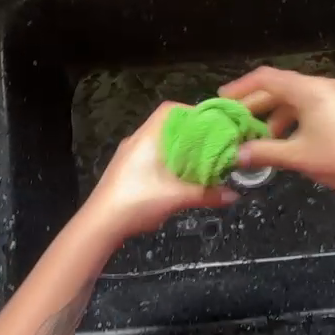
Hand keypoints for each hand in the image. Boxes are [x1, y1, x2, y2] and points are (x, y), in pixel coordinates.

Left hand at [80, 102, 237, 240]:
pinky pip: (150, 157)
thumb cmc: (137, 201)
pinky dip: (166, 162)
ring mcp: (128, 156)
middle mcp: (136, 141)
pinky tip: (178, 178)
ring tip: (199, 162)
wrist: (100, 224)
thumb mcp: (176, 198)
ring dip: (178, 150)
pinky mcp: (124, 171)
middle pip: (166, 126)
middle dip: (190, 134)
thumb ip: (206, 194)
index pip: (170, 110)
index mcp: (147, 137)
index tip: (212, 125)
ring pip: (158, 143)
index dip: (192, 112)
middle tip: (212, 145)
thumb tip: (234, 195)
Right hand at [220, 66, 334, 199]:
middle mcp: (322, 86)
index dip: (242, 87)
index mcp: (309, 90)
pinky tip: (282, 141)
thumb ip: (263, 152)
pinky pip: (308, 107)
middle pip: (280, 88)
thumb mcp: (297, 156)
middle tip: (234, 122)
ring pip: (294, 100)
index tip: (223, 100)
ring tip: (256, 137)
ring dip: (273, 116)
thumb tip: (236, 155)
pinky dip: (291, 120)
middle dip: (255, 105)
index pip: (267, 78)